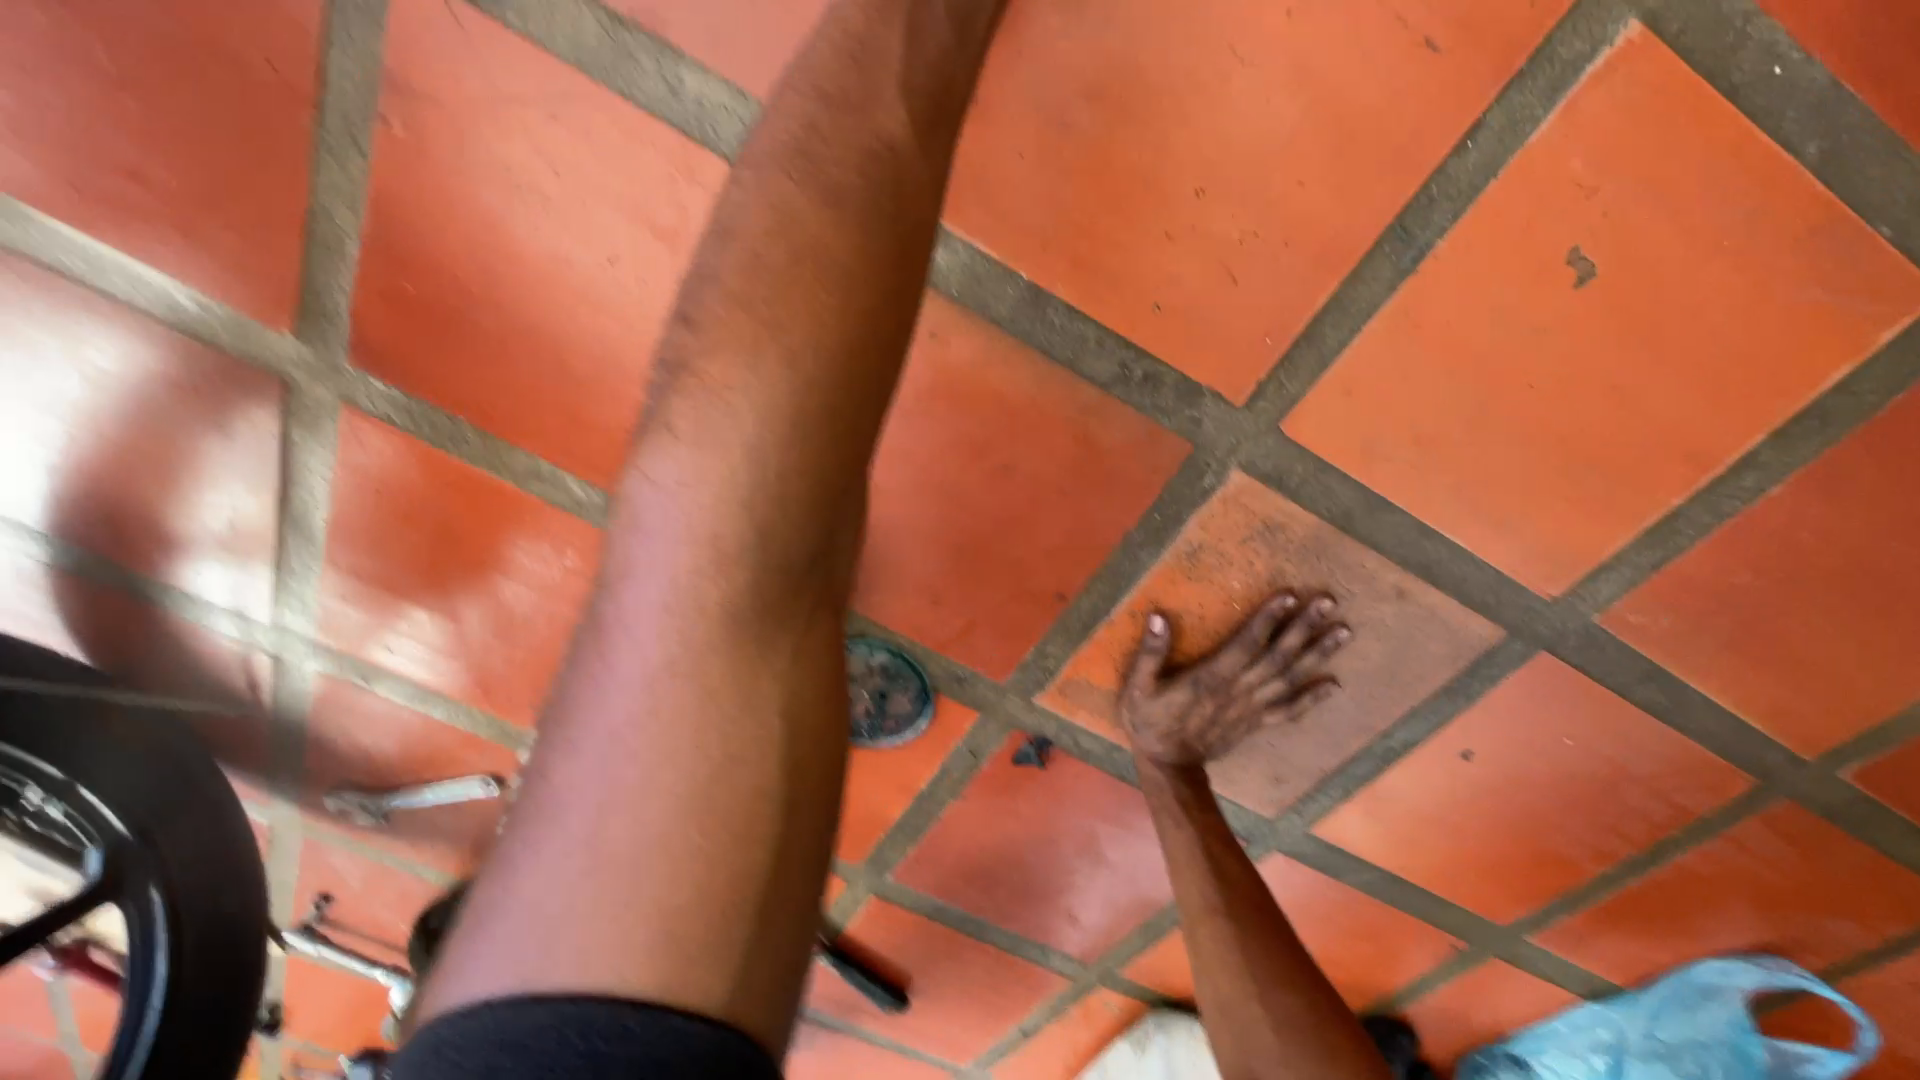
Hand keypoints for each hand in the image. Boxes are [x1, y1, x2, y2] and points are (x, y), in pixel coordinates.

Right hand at [1118, 592, 1350, 768]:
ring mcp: (1251, 708)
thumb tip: (1158, 616)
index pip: (1247, 642)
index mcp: (1212, 677)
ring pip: (1290, 678)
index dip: (1269, 618)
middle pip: (1278, 655)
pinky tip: (1334, 684)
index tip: (1291, 596)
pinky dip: (1313, 698)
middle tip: (1329, 603)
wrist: (1168, 765)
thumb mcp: (1138, 686)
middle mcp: (1239, 690)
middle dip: (1304, 627)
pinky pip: (1289, 710)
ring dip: (1318, 654)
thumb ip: (1150, 652)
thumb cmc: (1150, 721)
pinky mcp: (1256, 723)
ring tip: (1343, 632)